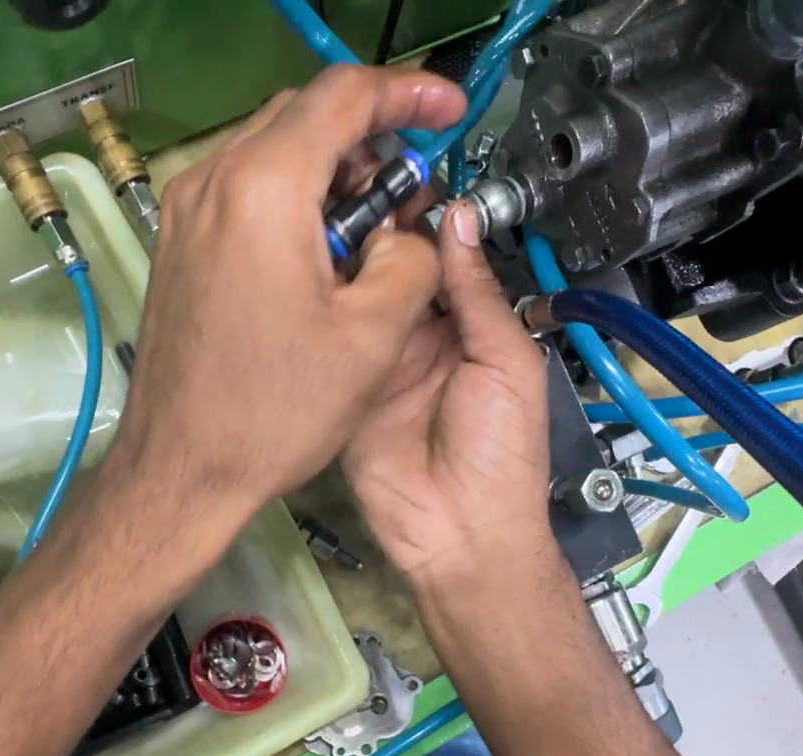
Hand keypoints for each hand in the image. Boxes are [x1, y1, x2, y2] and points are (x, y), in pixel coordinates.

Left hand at [106, 65, 466, 520]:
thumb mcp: (372, 340)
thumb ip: (411, 261)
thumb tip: (410, 236)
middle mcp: (211, 184)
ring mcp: (184, 216)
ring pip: (271, 154)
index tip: (447, 110)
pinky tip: (320, 255)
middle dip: (369, 138)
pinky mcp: (178, 248)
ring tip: (370, 233)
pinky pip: (244, 194)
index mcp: (263, 191)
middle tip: (410, 190)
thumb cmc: (272, 414)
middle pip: (303, 117)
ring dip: (330, 174)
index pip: (344, 97)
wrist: (183, 468)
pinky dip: (292, 202)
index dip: (408, 93)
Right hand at [343, 202, 555, 583]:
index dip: (418, 222)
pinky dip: (319, 318)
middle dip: (372, 237)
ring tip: (316, 220)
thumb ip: (479, 294)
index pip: (438, 261)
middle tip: (341, 188)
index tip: (390, 177)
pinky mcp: (345, 392)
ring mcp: (378, 365)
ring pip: (358, 304)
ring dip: (342, 269)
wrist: (458, 531)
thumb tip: (458, 219)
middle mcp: (420, 339)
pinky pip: (333, 348)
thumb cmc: (499, 451)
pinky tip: (297, 278)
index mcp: (469, 327)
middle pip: (391, 275)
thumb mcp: (506, 362)